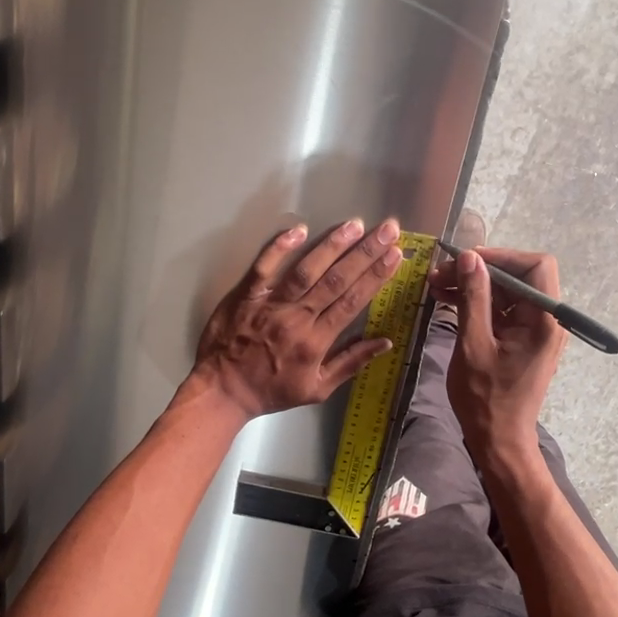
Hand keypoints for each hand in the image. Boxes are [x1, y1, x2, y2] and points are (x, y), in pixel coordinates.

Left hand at [188, 218, 404, 419]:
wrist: (223, 391)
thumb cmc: (272, 391)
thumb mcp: (317, 389)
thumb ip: (350, 363)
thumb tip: (384, 342)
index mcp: (316, 342)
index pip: (353, 302)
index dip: (376, 277)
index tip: (395, 255)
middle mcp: (297, 319)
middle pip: (336, 280)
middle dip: (365, 253)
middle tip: (387, 229)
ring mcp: (270, 304)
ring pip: (305, 270)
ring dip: (332, 246)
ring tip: (355, 225)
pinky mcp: (245, 295)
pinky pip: (264, 267)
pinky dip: (280, 247)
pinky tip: (300, 230)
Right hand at [430, 246, 565, 457]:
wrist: (498, 441)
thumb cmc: (485, 399)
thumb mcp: (472, 345)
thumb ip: (473, 298)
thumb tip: (468, 258)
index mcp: (544, 320)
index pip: (536, 266)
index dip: (500, 257)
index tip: (465, 262)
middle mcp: (547, 320)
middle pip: (519, 276)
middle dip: (479, 270)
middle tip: (439, 275)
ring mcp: (535, 331)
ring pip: (506, 292)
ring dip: (473, 285)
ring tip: (435, 286)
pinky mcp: (522, 340)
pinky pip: (502, 310)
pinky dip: (477, 303)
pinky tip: (447, 301)